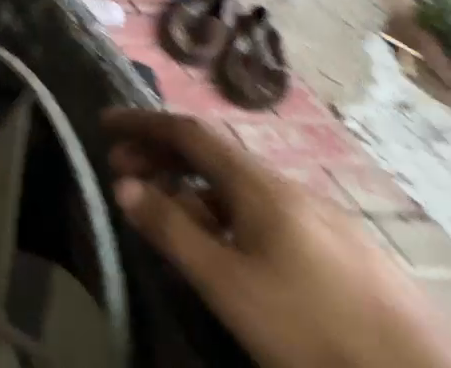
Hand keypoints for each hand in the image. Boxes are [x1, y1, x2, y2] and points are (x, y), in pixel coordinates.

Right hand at [102, 109, 450, 367]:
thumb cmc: (310, 328)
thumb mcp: (225, 282)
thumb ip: (170, 229)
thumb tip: (124, 185)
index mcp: (263, 188)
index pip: (191, 133)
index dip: (143, 123)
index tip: (103, 124)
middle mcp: (295, 191)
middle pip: (217, 156)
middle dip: (163, 156)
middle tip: (123, 174)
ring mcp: (327, 222)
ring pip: (244, 187)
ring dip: (194, 187)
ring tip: (167, 214)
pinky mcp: (347, 254)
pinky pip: (270, 212)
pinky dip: (227, 210)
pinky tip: (226, 246)